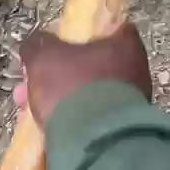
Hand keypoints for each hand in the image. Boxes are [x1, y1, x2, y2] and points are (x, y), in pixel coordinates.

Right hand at [16, 23, 151, 124]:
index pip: (112, 30)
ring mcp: (134, 101)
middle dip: (61, 74)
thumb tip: (36, 42)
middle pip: (94, 64)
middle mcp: (137, 69)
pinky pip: (96, 116)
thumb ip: (38, 44)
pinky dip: (74, 118)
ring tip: (31, 110)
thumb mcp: (44, 58)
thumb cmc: (73, 86)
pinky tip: (49, 128)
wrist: (95, 140)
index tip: (64, 45)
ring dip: (63, 98)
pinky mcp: (125, 127)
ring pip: (91, 92)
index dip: (86, 35)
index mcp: (125, 45)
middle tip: (33, 84)